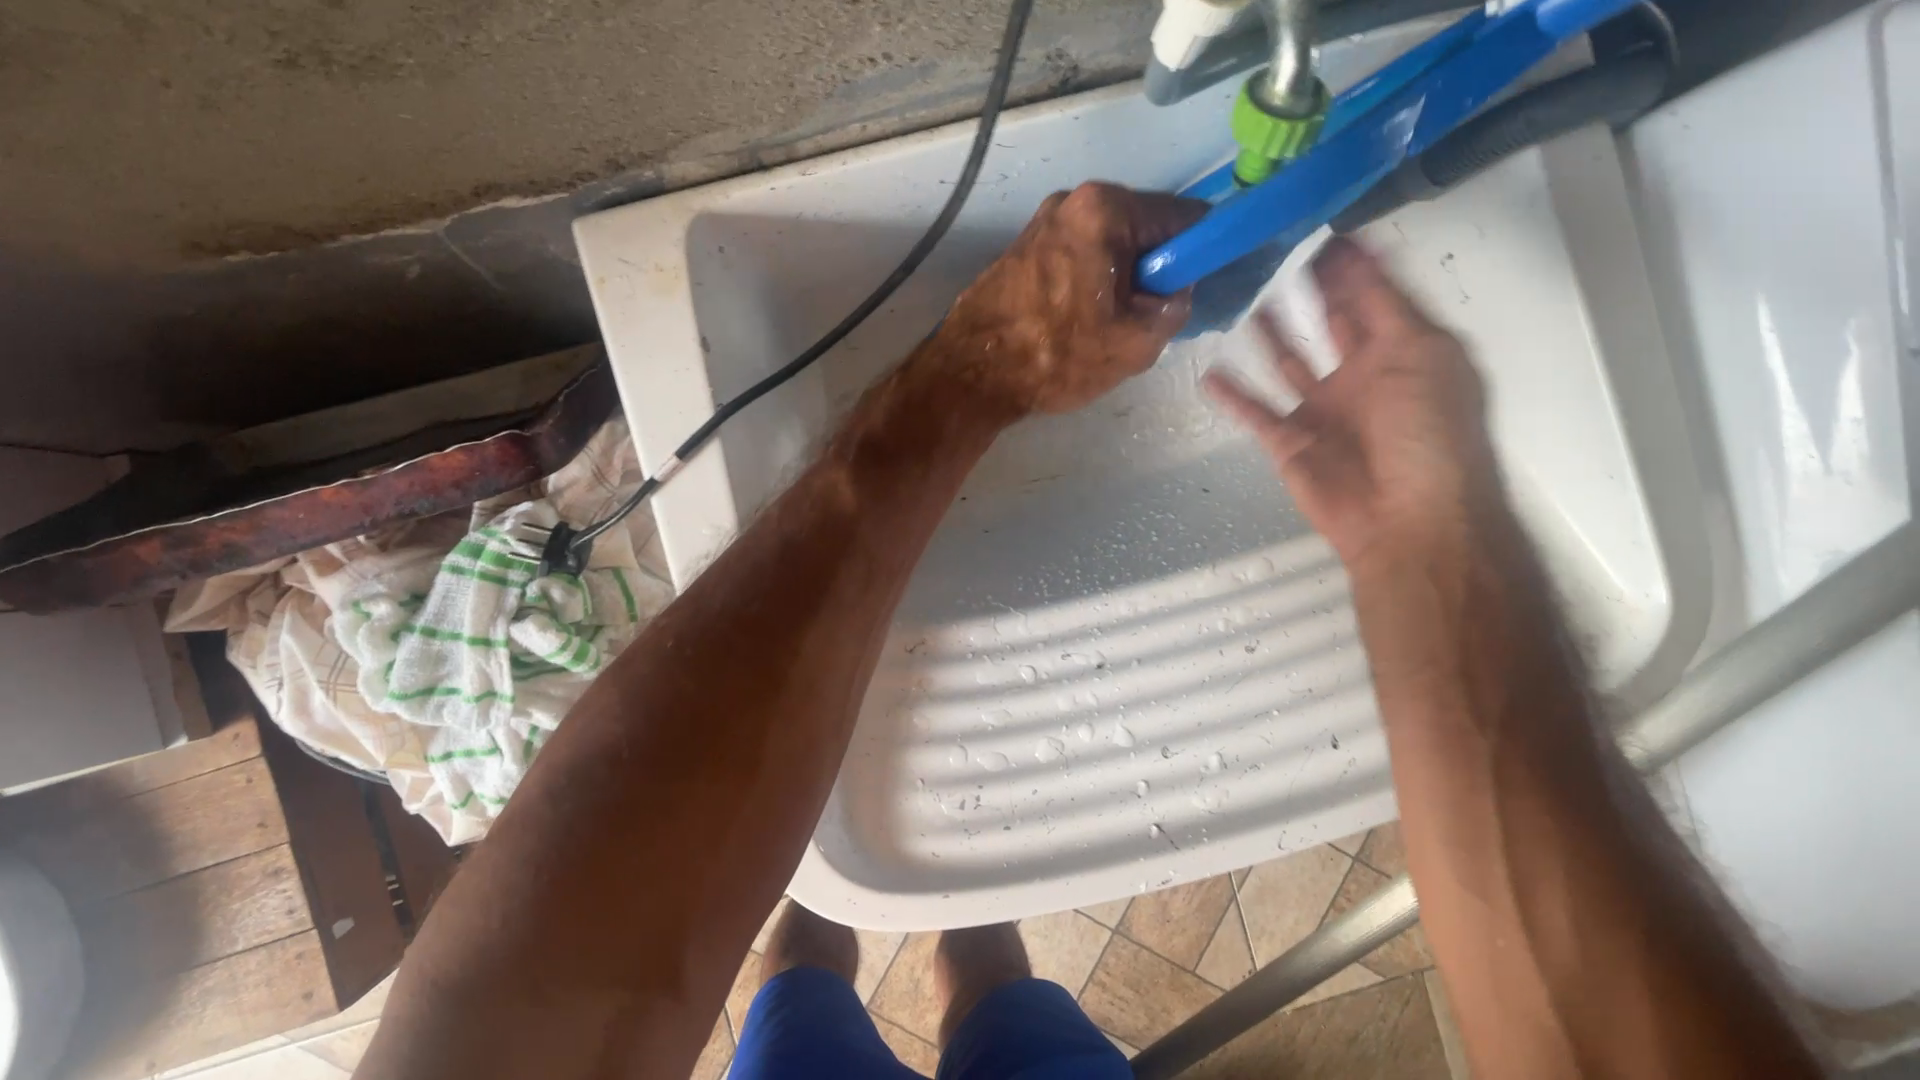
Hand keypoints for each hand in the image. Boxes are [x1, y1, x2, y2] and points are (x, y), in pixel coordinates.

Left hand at [941, 182, 1207, 415]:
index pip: (1184, 216)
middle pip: (1143, 230)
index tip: (1205, 284)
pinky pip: (1079, 259)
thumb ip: (1174, 307)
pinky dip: (1092, 284)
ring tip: (1109, 329)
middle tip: (1147, 320)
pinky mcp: (1022, 250)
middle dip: (1156, 270)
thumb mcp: (1136, 342)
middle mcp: (1071, 202)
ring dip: (1122, 282)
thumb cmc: (1055, 356)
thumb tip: (1174, 291)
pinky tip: (1081, 325)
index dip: (1204, 251)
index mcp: (1105, 209)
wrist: (970, 376)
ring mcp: (1041, 225)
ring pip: (1109, 248)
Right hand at [1203, 237, 1500, 569]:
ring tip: (1239, 299)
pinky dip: (1232, 394)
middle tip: (1271, 252)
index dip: (1347, 264)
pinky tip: (1210, 371)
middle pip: (1326, 323)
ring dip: (1266, 333)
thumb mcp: (1419, 353)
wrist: (1404, 517)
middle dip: (1305, 290)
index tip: (1316, 228)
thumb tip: (1364, 248)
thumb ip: (1383, 304)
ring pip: (1286, 361)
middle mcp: (1360, 376)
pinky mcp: (1288, 440)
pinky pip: (1254, 410)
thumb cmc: (1425, 431)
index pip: (1370, 296)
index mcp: (1399, 352)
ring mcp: (1321, 409)